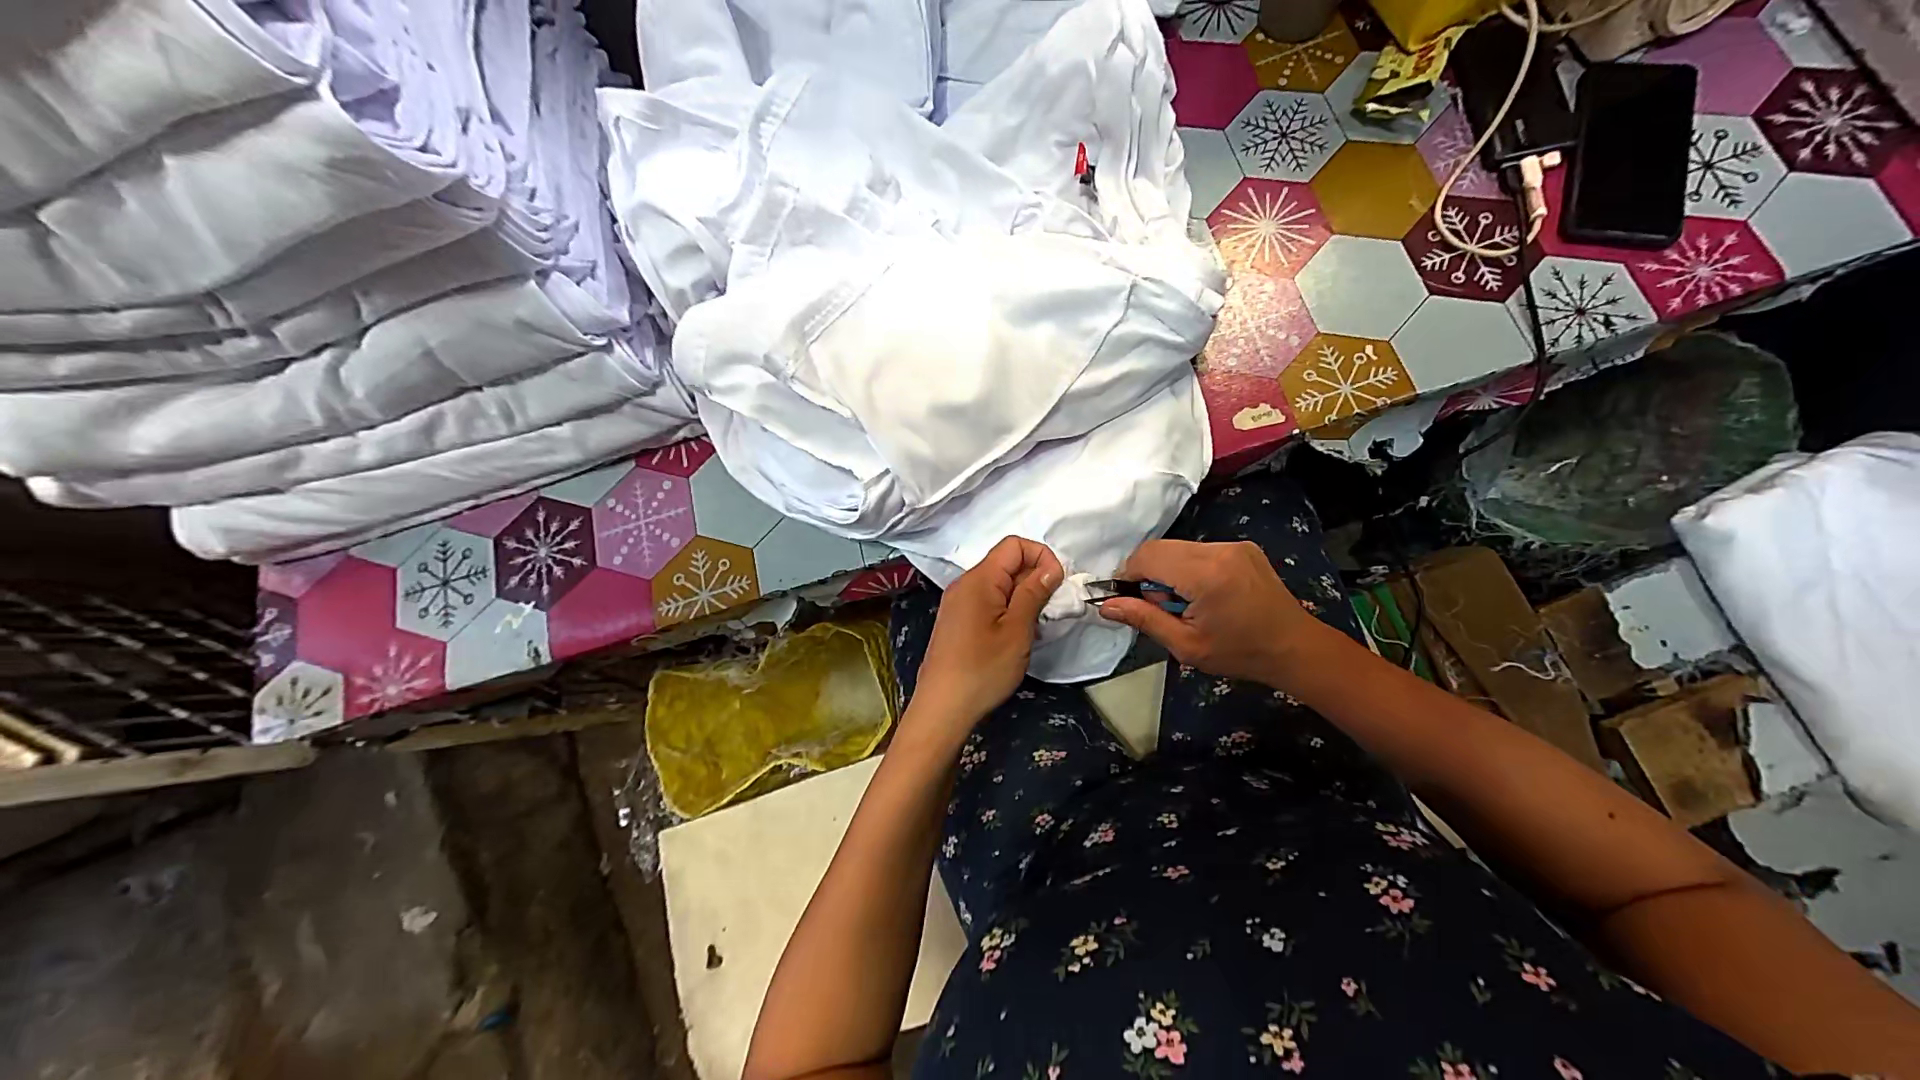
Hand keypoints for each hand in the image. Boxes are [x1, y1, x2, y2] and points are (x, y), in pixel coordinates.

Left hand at [908, 536, 1062, 739]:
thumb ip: (1034, 593)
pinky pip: (989, 601)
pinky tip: (1017, 635)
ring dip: (1023, 597)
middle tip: (1050, 610)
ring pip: (999, 584)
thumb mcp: (1017, 630)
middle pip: (1007, 563)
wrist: (942, 707)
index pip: (1014, 545)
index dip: (1041, 556)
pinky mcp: (958, 621)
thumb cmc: (982, 669)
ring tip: (1035, 626)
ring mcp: (959, 603)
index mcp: (978, 579)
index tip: (1057, 585)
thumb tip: (1051, 567)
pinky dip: (1008, 610)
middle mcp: (965, 584)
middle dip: (1035, 577)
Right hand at [1097, 539, 1332, 684]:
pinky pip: (1197, 550)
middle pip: (1160, 548)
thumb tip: (1106, 605)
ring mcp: (1233, 545)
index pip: (1147, 557)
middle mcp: (1219, 550)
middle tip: (1157, 606)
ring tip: (1181, 603)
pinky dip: (1187, 568)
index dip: (1127, 575)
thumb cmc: (1241, 653)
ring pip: (1177, 548)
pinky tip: (1200, 594)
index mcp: (1206, 575)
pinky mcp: (1242, 547)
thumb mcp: (1186, 645)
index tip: (1124, 598)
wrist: (1295, 648)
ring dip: (1167, 571)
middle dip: (1146, 574)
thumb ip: (1144, 619)